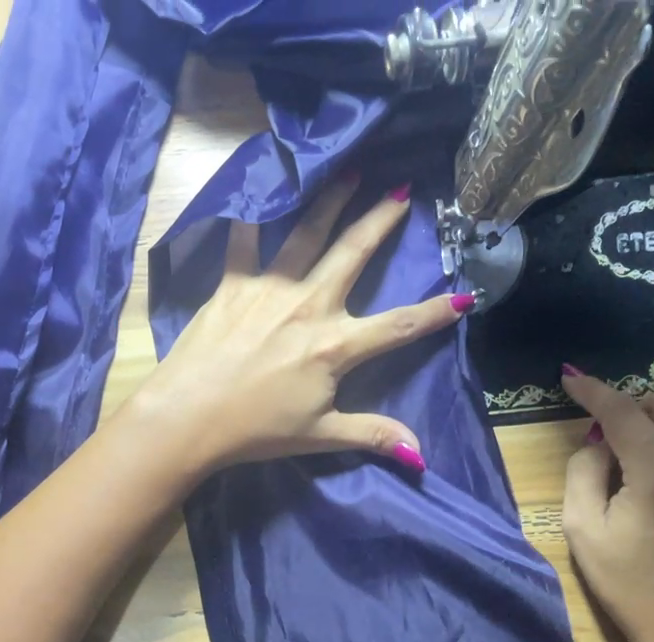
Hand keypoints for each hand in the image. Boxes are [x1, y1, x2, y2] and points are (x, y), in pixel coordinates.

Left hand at [120, 176, 469, 472]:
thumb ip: (372, 435)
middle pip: (354, 254)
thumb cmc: (256, 430)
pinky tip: (260, 188)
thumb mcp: (320, 435)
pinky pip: (244, 239)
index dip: (435, 313)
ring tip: (349, 173)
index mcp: (336, 346)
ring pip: (306, 233)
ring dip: (330, 201)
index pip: (399, 326)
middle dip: (381, 220)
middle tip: (402, 190)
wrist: (188, 417)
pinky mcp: (232, 284)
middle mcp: (309, 305)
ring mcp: (269, 288)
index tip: (465, 295)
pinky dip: (253, 213)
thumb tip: (420, 456)